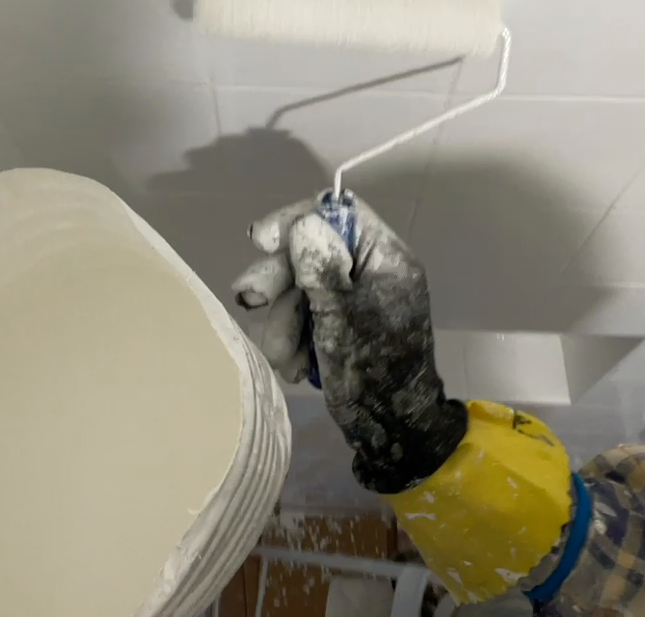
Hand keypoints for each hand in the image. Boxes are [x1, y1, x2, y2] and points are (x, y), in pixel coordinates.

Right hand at [231, 193, 467, 492]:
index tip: (262, 241)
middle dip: (280, 279)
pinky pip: (303, 315)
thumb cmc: (375, 372)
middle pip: (311, 249)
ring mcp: (353, 298)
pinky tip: (294, 364)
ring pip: (300, 286)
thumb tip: (304, 222)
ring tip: (283, 355)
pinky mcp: (338, 324)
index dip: (296, 221)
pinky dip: (293, 337)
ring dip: (283, 319)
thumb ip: (321, 267)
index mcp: (383, 257)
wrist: (393, 432)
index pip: (338, 212)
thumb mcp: (343, 317)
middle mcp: (369, 270)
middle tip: (251, 298)